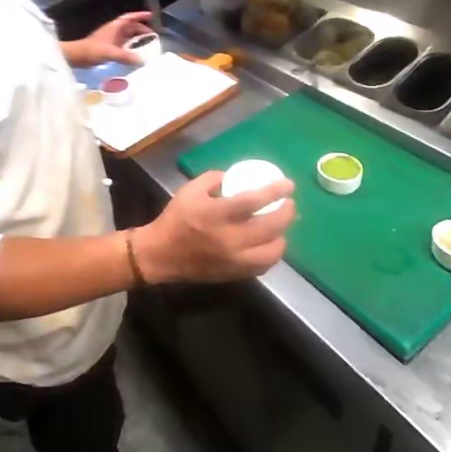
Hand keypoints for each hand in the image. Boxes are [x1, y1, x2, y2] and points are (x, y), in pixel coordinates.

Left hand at [63, 10, 153, 66]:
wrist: (76, 56)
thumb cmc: (92, 50)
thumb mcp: (110, 52)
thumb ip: (125, 56)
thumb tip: (142, 60)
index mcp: (114, 27)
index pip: (129, 18)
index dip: (140, 15)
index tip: (151, 15)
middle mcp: (113, 31)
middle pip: (130, 27)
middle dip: (141, 29)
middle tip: (153, 35)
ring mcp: (110, 39)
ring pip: (127, 36)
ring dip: (136, 39)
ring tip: (147, 45)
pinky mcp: (108, 48)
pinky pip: (123, 45)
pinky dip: (130, 48)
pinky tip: (134, 54)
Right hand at [132, 170, 294, 284]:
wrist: (160, 254)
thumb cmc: (175, 218)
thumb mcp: (190, 189)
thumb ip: (214, 179)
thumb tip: (235, 177)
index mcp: (217, 215)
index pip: (254, 201)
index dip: (275, 192)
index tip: (289, 185)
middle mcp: (229, 239)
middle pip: (270, 227)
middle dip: (286, 214)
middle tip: (289, 204)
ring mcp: (234, 260)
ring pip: (271, 252)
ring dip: (281, 237)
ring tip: (281, 227)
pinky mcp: (234, 274)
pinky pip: (262, 266)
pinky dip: (270, 254)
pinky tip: (269, 245)